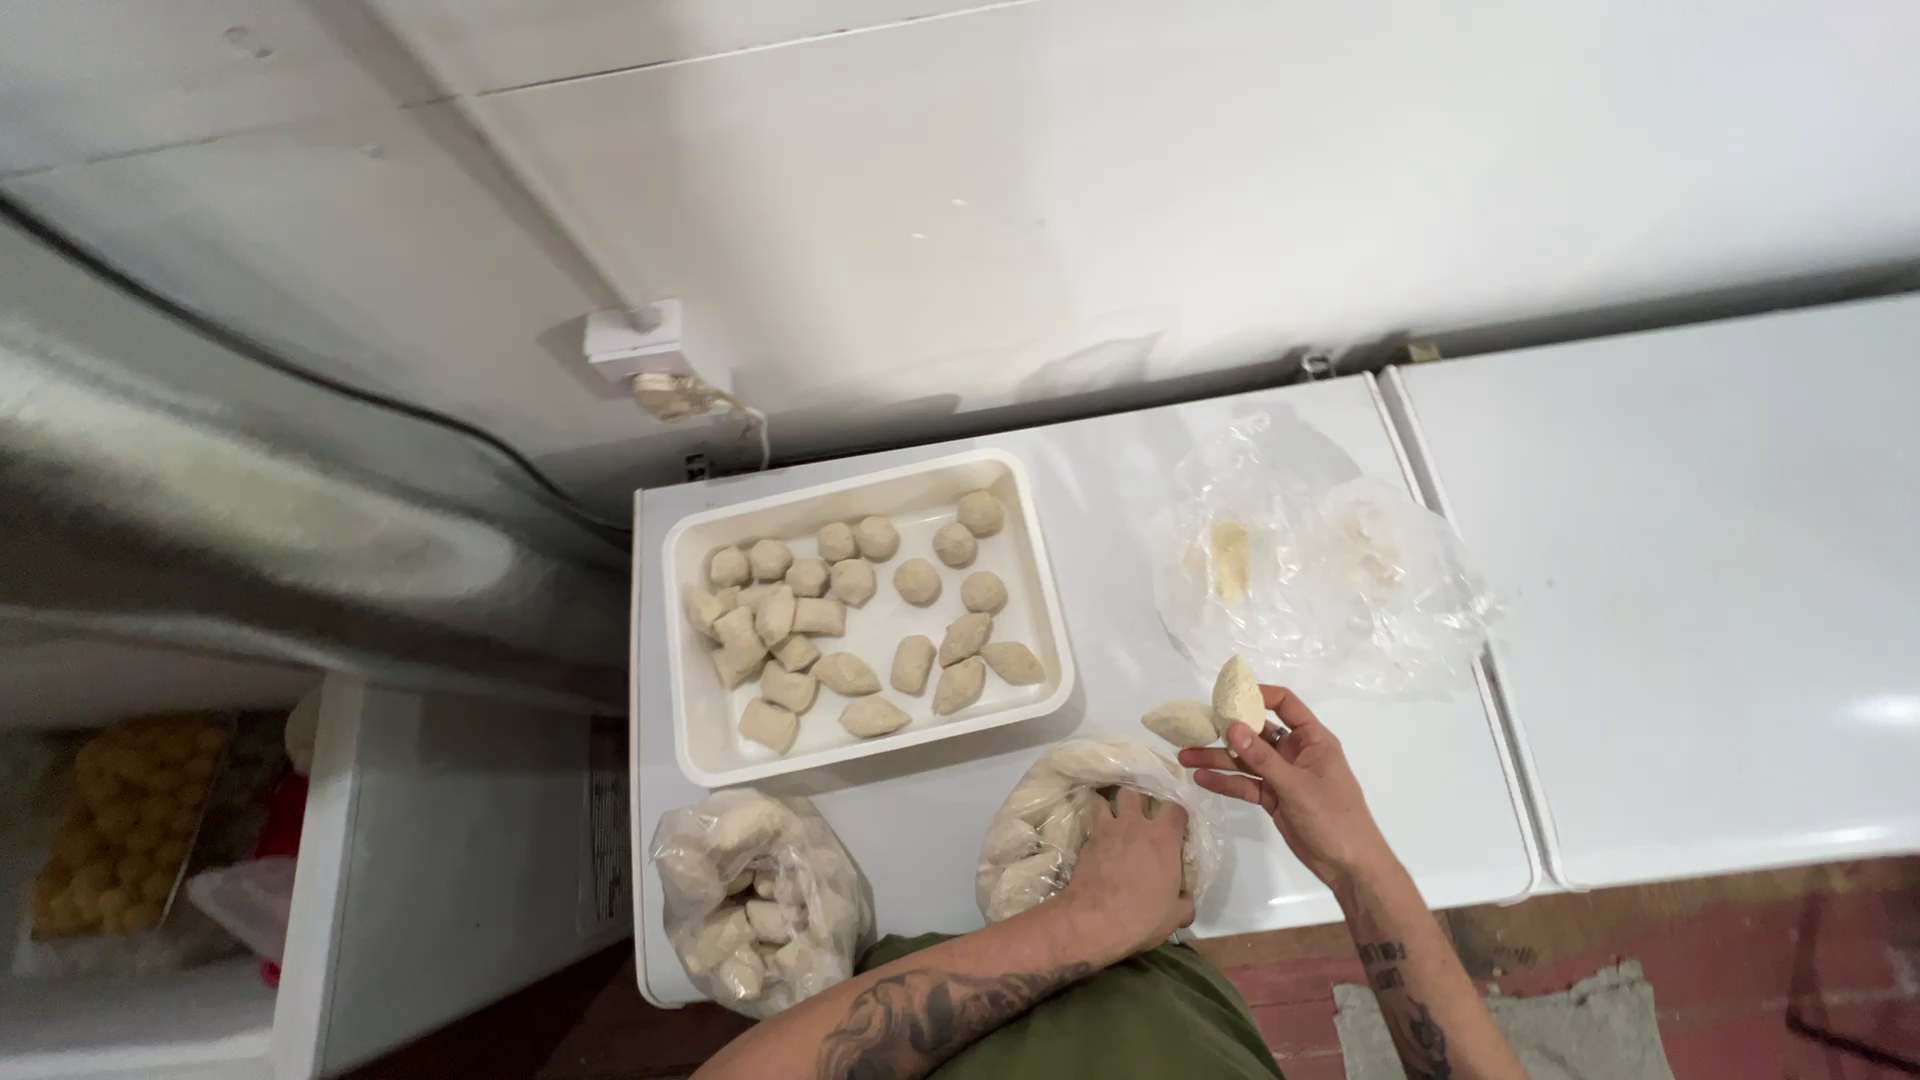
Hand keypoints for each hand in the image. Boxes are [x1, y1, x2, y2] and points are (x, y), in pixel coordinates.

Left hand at [1054, 788, 1193, 961]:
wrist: (1097, 918)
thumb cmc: (1143, 916)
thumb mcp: (1175, 916)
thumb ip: (1184, 903)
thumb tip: (1185, 902)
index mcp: (1163, 838)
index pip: (1175, 809)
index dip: (1177, 815)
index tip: (1177, 827)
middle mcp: (1135, 825)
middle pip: (1134, 793)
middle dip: (1136, 801)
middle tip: (1139, 818)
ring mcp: (1107, 830)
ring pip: (1103, 801)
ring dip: (1108, 808)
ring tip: (1112, 821)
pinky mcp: (1086, 841)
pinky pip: (1090, 826)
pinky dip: (1094, 830)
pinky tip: (1097, 843)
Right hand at [1178, 686, 1391, 891]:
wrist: (1350, 867)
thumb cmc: (1334, 817)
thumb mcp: (1297, 786)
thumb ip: (1262, 758)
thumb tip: (1231, 727)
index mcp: (1312, 740)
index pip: (1285, 705)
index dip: (1259, 695)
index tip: (1229, 695)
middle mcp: (1295, 752)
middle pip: (1256, 732)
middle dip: (1226, 731)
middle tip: (1194, 728)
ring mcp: (1282, 775)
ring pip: (1245, 760)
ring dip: (1218, 758)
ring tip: (1185, 756)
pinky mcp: (1273, 797)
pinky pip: (1245, 783)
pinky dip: (1225, 781)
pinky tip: (1201, 779)